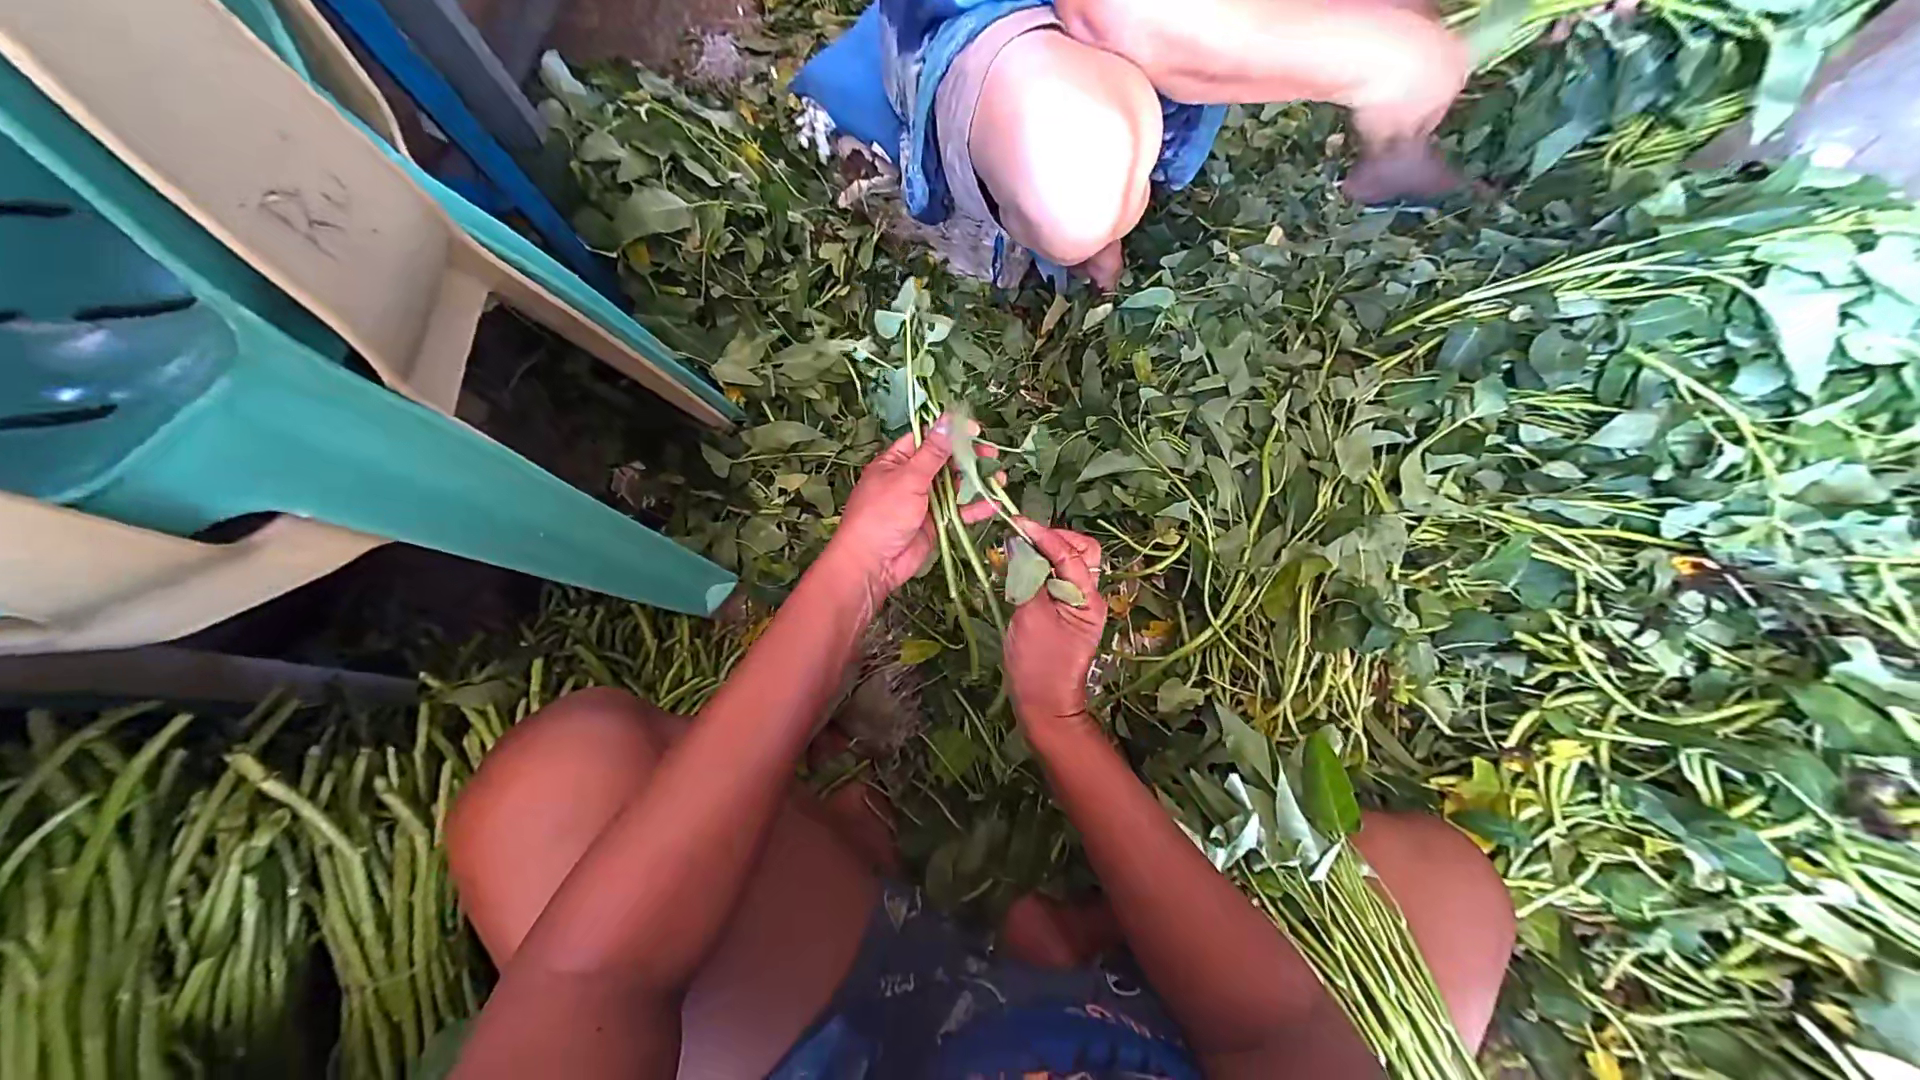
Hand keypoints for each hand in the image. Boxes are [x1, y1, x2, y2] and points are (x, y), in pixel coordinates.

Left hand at [826, 415, 994, 603]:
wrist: (872, 563)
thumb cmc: (882, 514)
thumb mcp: (908, 478)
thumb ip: (932, 452)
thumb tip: (948, 420)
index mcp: (896, 462)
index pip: (925, 439)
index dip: (949, 433)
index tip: (975, 429)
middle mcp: (910, 479)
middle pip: (944, 462)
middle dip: (968, 457)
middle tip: (992, 453)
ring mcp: (923, 502)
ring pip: (954, 487)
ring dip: (976, 482)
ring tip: (999, 476)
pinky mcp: (933, 524)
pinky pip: (957, 512)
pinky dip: (974, 508)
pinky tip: (994, 503)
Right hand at [1004, 520, 1107, 727]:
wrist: (1045, 704)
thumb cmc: (1037, 663)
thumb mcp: (1029, 616)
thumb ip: (1026, 577)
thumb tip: (1017, 543)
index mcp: (1087, 598)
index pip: (1068, 553)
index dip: (1043, 534)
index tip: (1016, 522)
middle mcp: (1089, 596)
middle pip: (1083, 551)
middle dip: (1055, 538)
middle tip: (1025, 537)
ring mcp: (1080, 604)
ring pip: (1073, 563)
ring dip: (1050, 551)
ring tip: (1022, 550)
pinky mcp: (1067, 612)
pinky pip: (1060, 579)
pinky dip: (1044, 568)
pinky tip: (1024, 570)